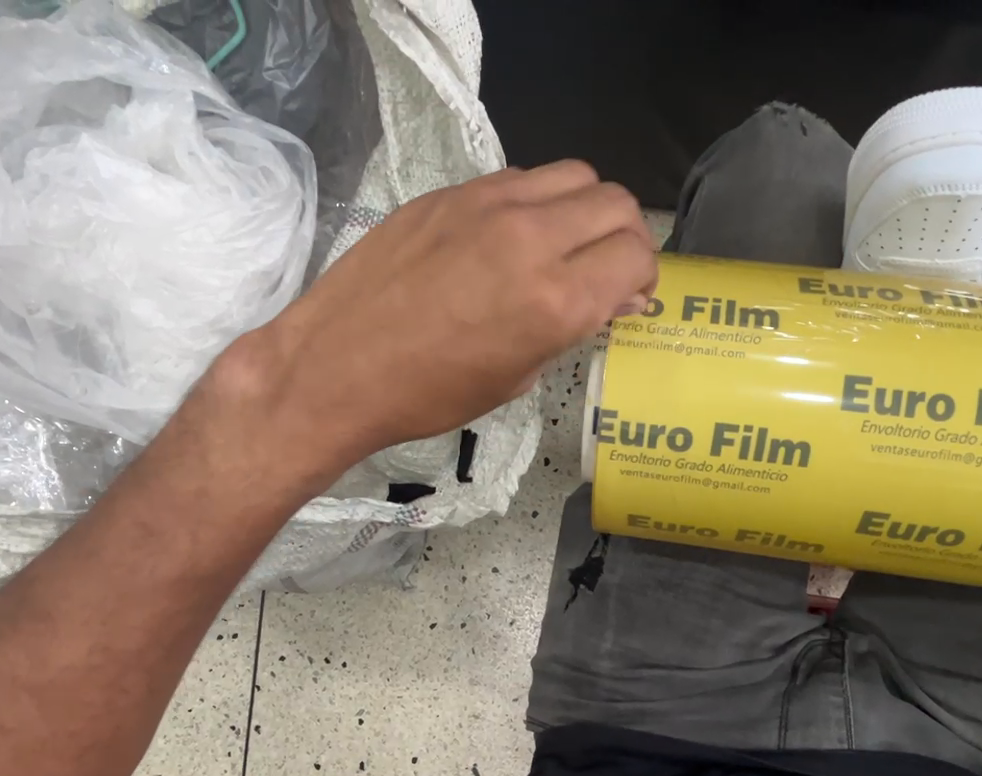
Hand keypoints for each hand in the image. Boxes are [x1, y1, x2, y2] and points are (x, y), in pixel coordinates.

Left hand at [227, 161, 655, 470]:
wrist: (336, 367)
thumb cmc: (428, 394)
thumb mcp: (516, 377)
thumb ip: (571, 326)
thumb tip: (609, 297)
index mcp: (554, 299)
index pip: (637, 254)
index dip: (644, 277)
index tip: (627, 298)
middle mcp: (530, 238)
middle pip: (617, 202)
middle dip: (626, 238)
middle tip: (607, 269)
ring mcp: (487, 204)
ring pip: (574, 175)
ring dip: (585, 210)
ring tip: (563, 246)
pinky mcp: (450, 192)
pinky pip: (520, 178)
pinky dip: (537, 202)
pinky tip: (512, 238)